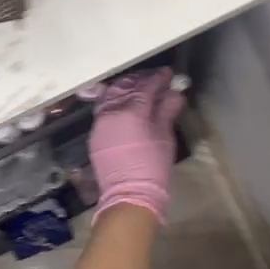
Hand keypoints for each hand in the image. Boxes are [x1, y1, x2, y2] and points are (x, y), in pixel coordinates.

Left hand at [88, 68, 183, 222]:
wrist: (129, 195)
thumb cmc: (152, 167)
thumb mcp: (164, 137)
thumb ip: (166, 111)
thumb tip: (174, 93)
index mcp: (131, 112)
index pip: (146, 88)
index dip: (158, 79)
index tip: (167, 73)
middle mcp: (111, 113)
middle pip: (125, 88)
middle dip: (140, 80)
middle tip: (154, 78)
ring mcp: (99, 123)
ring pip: (111, 96)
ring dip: (124, 88)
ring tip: (138, 87)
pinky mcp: (95, 135)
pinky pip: (103, 110)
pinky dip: (113, 101)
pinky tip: (123, 103)